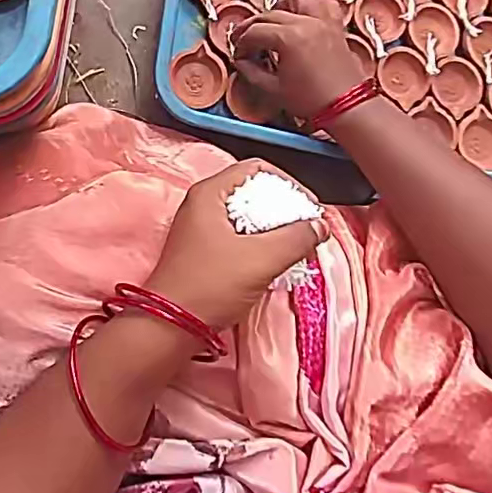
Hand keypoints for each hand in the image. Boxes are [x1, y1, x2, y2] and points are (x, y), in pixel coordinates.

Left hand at [143, 159, 328, 330]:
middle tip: (304, 229)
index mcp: (208, 194)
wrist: (173, 323)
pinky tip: (273, 261)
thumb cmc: (210, 285)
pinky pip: (236, 235)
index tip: (308, 207)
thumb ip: (296, 238)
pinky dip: (258, 243)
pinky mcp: (201, 250)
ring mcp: (198, 228)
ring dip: (272, 228)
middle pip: (251, 191)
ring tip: (294, 247)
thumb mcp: (262, 259)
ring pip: (245, 215)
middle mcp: (200, 205)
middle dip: (282, 208)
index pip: (255, 169)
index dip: (288, 183)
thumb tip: (318, 226)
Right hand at [230, 0, 370, 120]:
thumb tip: (242, 61)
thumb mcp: (273, 88)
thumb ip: (252, 71)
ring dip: (280, 8)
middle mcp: (307, 23)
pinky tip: (301, 18)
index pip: (254, 32)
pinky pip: (322, 4)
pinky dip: (309, 6)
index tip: (239, 54)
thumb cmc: (311, 100)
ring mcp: (324, 21)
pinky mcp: (335, 26)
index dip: (241, 43)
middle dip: (253, 27)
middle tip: (245, 42)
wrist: (347, 107)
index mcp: (289, 38)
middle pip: (270, 14)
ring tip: (272, 23)